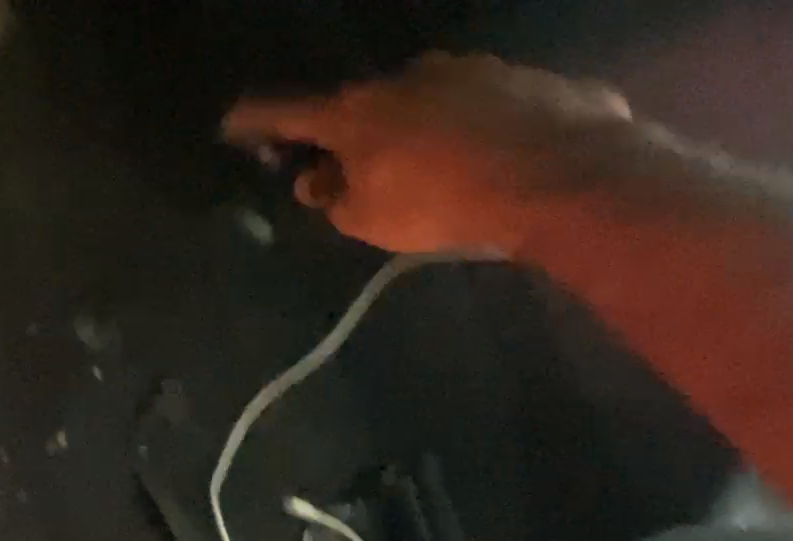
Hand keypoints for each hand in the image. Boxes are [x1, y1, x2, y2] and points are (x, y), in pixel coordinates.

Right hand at [223, 53, 636, 253]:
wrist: (560, 176)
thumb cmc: (439, 203)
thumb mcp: (364, 218)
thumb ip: (331, 195)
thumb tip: (316, 177)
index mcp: (356, 112)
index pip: (288, 113)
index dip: (256, 121)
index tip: (232, 123)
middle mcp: (407, 77)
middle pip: (358, 108)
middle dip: (346, 136)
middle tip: (346, 173)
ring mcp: (468, 69)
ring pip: (418, 103)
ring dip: (407, 132)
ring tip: (422, 174)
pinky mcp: (519, 78)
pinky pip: (471, 108)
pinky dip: (460, 132)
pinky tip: (474, 163)